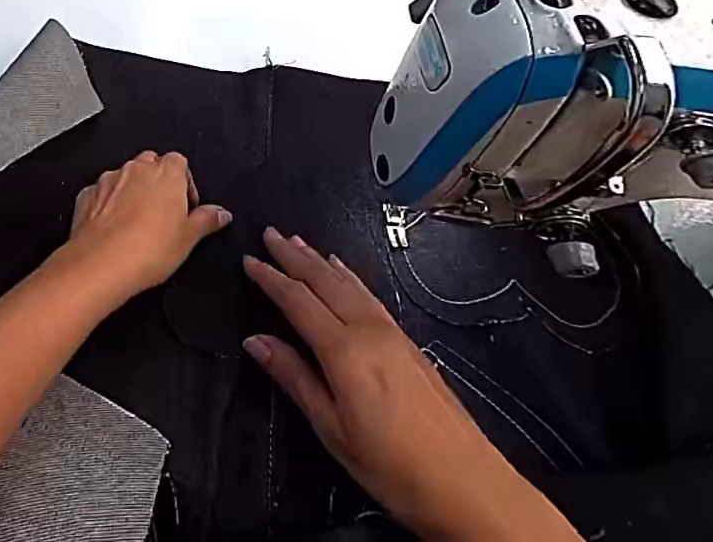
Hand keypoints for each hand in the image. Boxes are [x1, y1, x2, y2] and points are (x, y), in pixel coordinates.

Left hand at [60, 151, 230, 303]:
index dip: (185, 184)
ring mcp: (109, 180)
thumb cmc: (146, 249)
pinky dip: (107, 204)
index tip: (186, 206)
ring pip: (125, 177)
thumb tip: (220, 214)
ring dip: (131, 192)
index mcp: (167, 172)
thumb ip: (207, 220)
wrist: (99, 266)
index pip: (180, 162)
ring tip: (136, 224)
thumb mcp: (189, 238)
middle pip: (152, 165)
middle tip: (162, 213)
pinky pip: (102, 193)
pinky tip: (113, 228)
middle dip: (157, 183)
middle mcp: (137, 169)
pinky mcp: (86, 196)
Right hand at [243, 229, 580, 541]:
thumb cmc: (392, 465)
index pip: (298, 300)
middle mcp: (368, 328)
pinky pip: (367, 293)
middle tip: (270, 234)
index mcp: (345, 350)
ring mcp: (390, 330)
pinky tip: (342, 270)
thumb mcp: (331, 428)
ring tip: (298, 242)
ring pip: (347, 281)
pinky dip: (347, 275)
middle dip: (293, 255)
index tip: (250, 260)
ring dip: (319, 259)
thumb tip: (256, 342)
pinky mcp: (405, 338)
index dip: (270, 278)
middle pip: (323, 280)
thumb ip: (293, 377)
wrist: (462, 478)